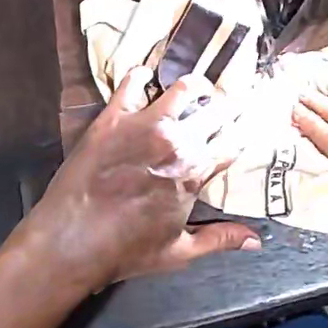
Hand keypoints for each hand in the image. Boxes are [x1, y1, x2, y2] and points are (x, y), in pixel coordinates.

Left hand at [14, 67, 260, 289]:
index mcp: (195, 172)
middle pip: (215, 111)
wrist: (71, 240)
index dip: (241, 134)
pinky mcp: (114, 117)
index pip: (232, 143)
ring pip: (183, 88)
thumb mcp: (179, 252)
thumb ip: (219, 239)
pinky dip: (142, 76)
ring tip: (197, 88)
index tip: (244, 129)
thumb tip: (256, 240)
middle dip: (226, 108)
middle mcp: (177, 141)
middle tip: (226, 106)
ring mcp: (145, 124)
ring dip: (195, 86)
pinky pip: (133, 82)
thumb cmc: (126, 250)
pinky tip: (146, 77)